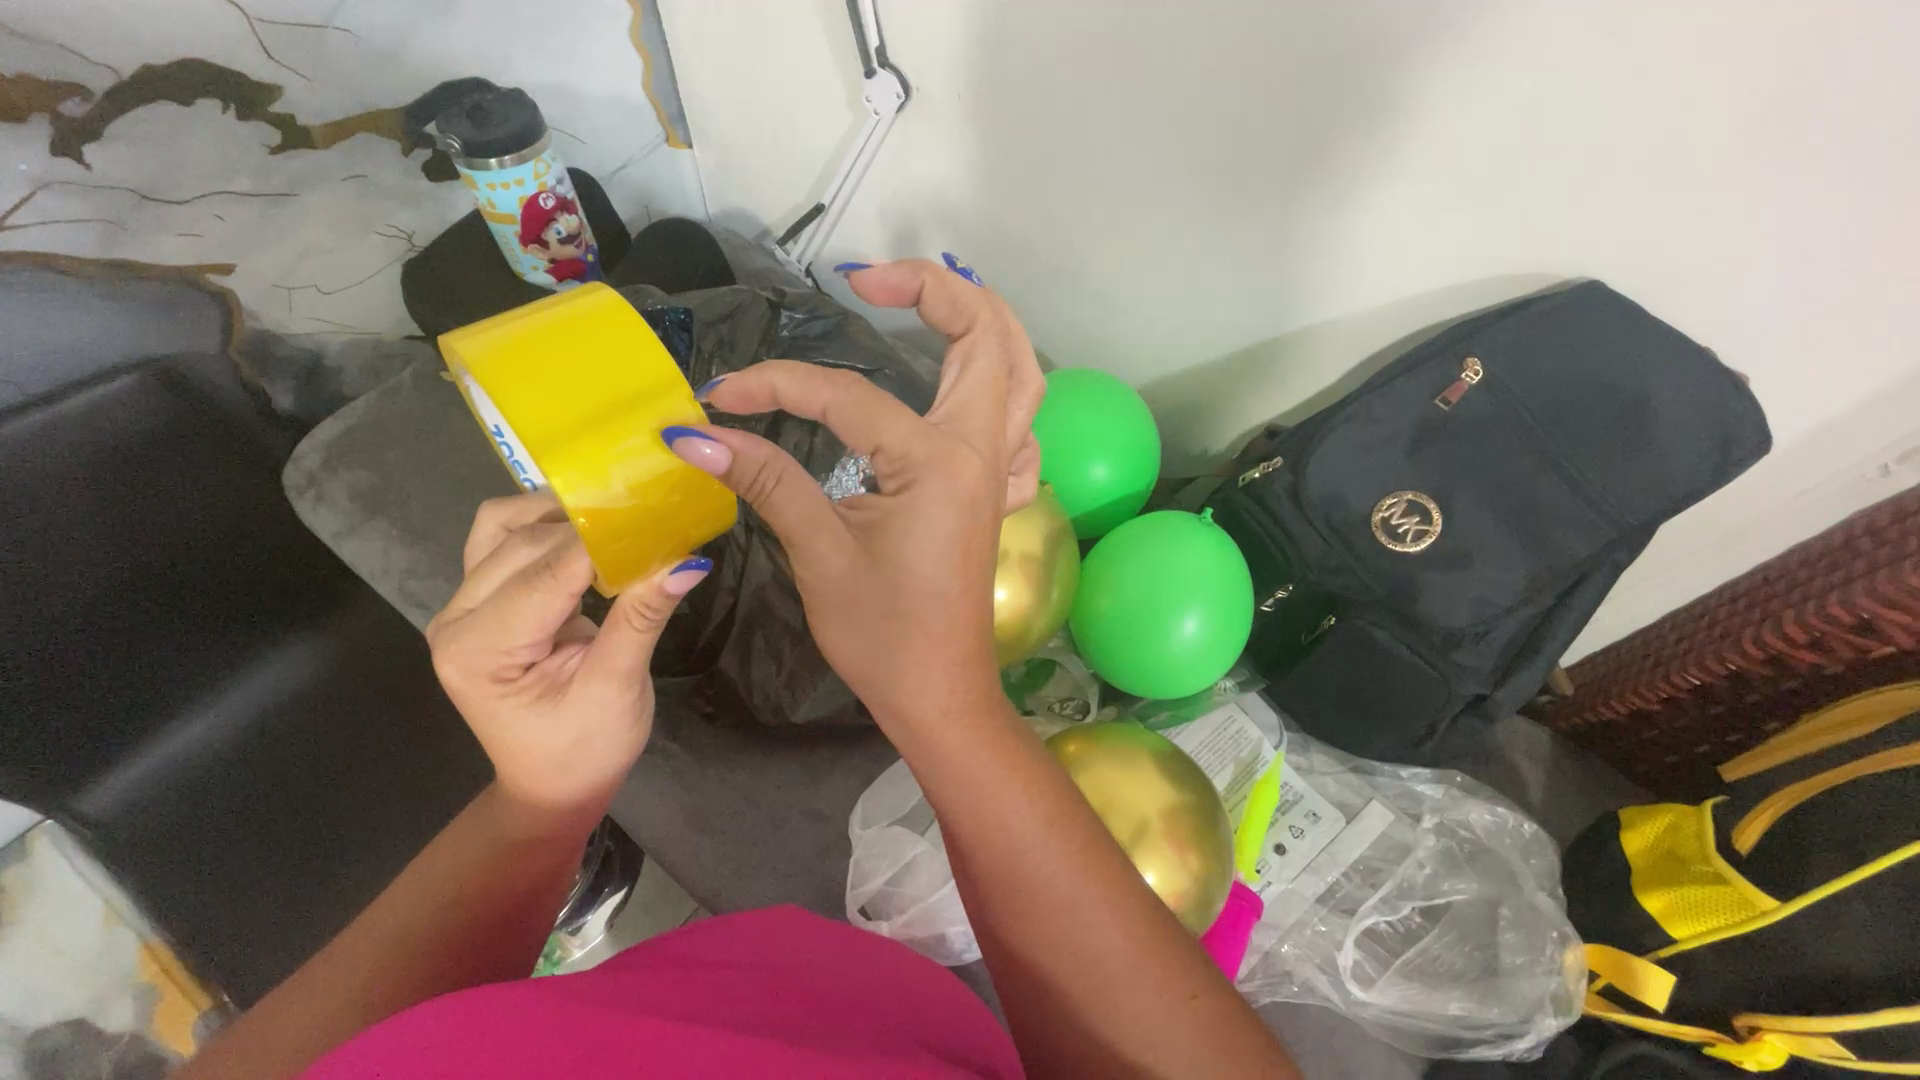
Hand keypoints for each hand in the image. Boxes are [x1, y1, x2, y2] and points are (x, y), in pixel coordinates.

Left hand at [425, 493, 709, 813]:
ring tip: (618, 525)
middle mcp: (457, 619)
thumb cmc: (585, 748)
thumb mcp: (618, 687)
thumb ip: (642, 617)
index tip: (662, 518)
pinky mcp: (481, 601)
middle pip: (523, 543)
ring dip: (561, 517)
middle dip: (589, 528)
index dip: (605, 542)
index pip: (548, 574)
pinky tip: (588, 535)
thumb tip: (687, 560)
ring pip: (504, 527)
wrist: (554, 783)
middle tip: (653, 519)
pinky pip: (504, 540)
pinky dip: (546, 527)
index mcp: (481, 650)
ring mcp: (463, 607)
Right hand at [664, 258, 1043, 725]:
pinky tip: (966, 389)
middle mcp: (981, 452)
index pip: (849, 396)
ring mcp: (999, 472)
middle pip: (989, 337)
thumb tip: (695, 433)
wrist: (939, 694)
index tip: (721, 396)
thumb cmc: (883, 635)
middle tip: (866, 280)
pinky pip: (1019, 425)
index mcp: (939, 462)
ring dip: (983, 324)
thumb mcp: (820, 553)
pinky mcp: (996, 495)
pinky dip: (1001, 390)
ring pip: (1020, 373)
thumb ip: (768, 480)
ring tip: (927, 299)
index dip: (778, 385)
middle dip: (935, 289)